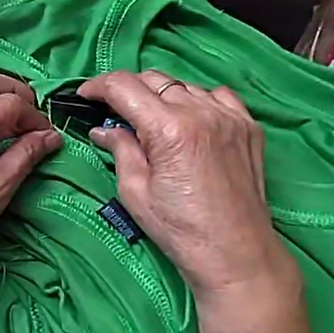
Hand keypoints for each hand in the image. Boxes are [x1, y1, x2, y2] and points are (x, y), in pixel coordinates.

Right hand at [79, 70, 295, 297]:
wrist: (235, 253)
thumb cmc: (180, 229)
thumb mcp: (135, 191)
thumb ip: (119, 149)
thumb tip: (103, 130)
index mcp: (168, 128)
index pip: (124, 86)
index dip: (98, 86)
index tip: (86, 96)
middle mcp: (200, 112)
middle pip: (153, 79)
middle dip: (127, 90)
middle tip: (113, 112)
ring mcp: (228, 116)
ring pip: (182, 85)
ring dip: (160, 96)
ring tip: (151, 121)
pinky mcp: (247, 126)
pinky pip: (216, 96)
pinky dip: (195, 100)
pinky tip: (187, 120)